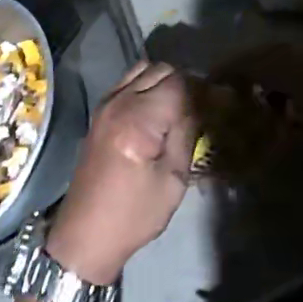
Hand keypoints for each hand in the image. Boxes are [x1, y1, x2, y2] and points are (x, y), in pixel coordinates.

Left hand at [45, 61, 195, 283]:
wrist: (85, 233)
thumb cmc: (133, 214)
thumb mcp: (172, 180)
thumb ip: (186, 134)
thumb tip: (201, 105)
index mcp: (139, 118)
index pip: (179, 83)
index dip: (201, 90)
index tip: (218, 103)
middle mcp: (120, 101)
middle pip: (161, 68)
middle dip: (184, 82)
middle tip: (200, 105)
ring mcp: (107, 102)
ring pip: (143, 68)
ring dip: (163, 79)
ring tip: (178, 105)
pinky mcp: (100, 110)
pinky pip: (128, 80)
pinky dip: (146, 84)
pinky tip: (155, 109)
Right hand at [210, 44, 302, 206]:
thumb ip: (275, 148)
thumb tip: (244, 154)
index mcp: (293, 66)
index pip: (246, 61)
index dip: (224, 73)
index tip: (207, 90)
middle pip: (262, 53)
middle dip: (241, 72)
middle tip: (227, 97)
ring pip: (281, 57)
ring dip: (263, 74)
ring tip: (255, 103)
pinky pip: (298, 62)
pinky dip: (284, 78)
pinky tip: (289, 104)